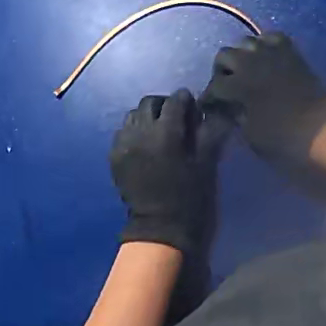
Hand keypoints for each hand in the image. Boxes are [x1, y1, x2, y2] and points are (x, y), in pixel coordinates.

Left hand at [109, 89, 227, 255]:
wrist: (160, 226)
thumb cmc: (191, 196)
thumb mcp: (206, 163)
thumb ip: (209, 132)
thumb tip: (212, 111)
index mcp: (166, 133)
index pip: (175, 101)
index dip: (186, 100)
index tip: (192, 105)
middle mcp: (140, 132)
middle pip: (149, 103)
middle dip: (164, 105)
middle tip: (175, 116)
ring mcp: (123, 144)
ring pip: (133, 116)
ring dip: (147, 117)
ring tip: (158, 130)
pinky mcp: (114, 156)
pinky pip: (122, 132)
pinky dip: (134, 132)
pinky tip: (144, 144)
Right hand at [201, 32, 325, 175]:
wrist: (324, 130)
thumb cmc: (283, 137)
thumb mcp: (249, 133)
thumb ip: (234, 115)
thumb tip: (227, 107)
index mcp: (238, 85)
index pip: (213, 86)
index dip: (208, 97)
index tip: (208, 106)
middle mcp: (251, 64)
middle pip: (224, 56)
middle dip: (221, 71)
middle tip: (226, 85)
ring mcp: (272, 55)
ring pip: (245, 42)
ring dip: (241, 55)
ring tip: (244, 69)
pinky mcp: (291, 54)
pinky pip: (272, 38)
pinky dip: (264, 44)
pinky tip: (264, 57)